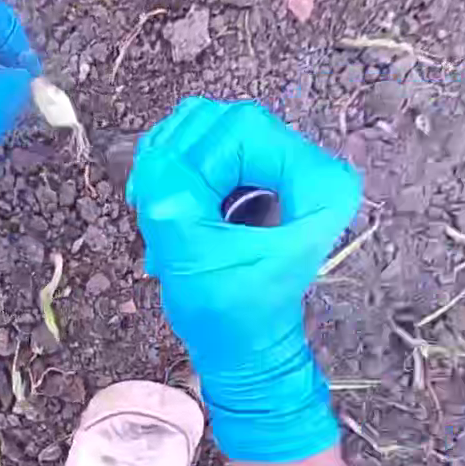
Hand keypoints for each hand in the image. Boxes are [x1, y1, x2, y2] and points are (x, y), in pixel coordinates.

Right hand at [126, 98, 362, 462]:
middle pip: (220, 123)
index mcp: (316, 182)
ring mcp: (271, 168)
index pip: (240, 131)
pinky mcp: (245, 177)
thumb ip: (174, 205)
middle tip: (148, 205)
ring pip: (203, 130)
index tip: (166, 210)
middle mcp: (301, 164)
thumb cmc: (229, 313)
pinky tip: (159, 206)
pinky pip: (196, 148)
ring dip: (164, 165)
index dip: (191, 164)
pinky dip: (166, 171)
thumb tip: (151, 161)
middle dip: (173, 161)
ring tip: (154, 210)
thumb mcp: (197, 260)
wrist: (235, 343)